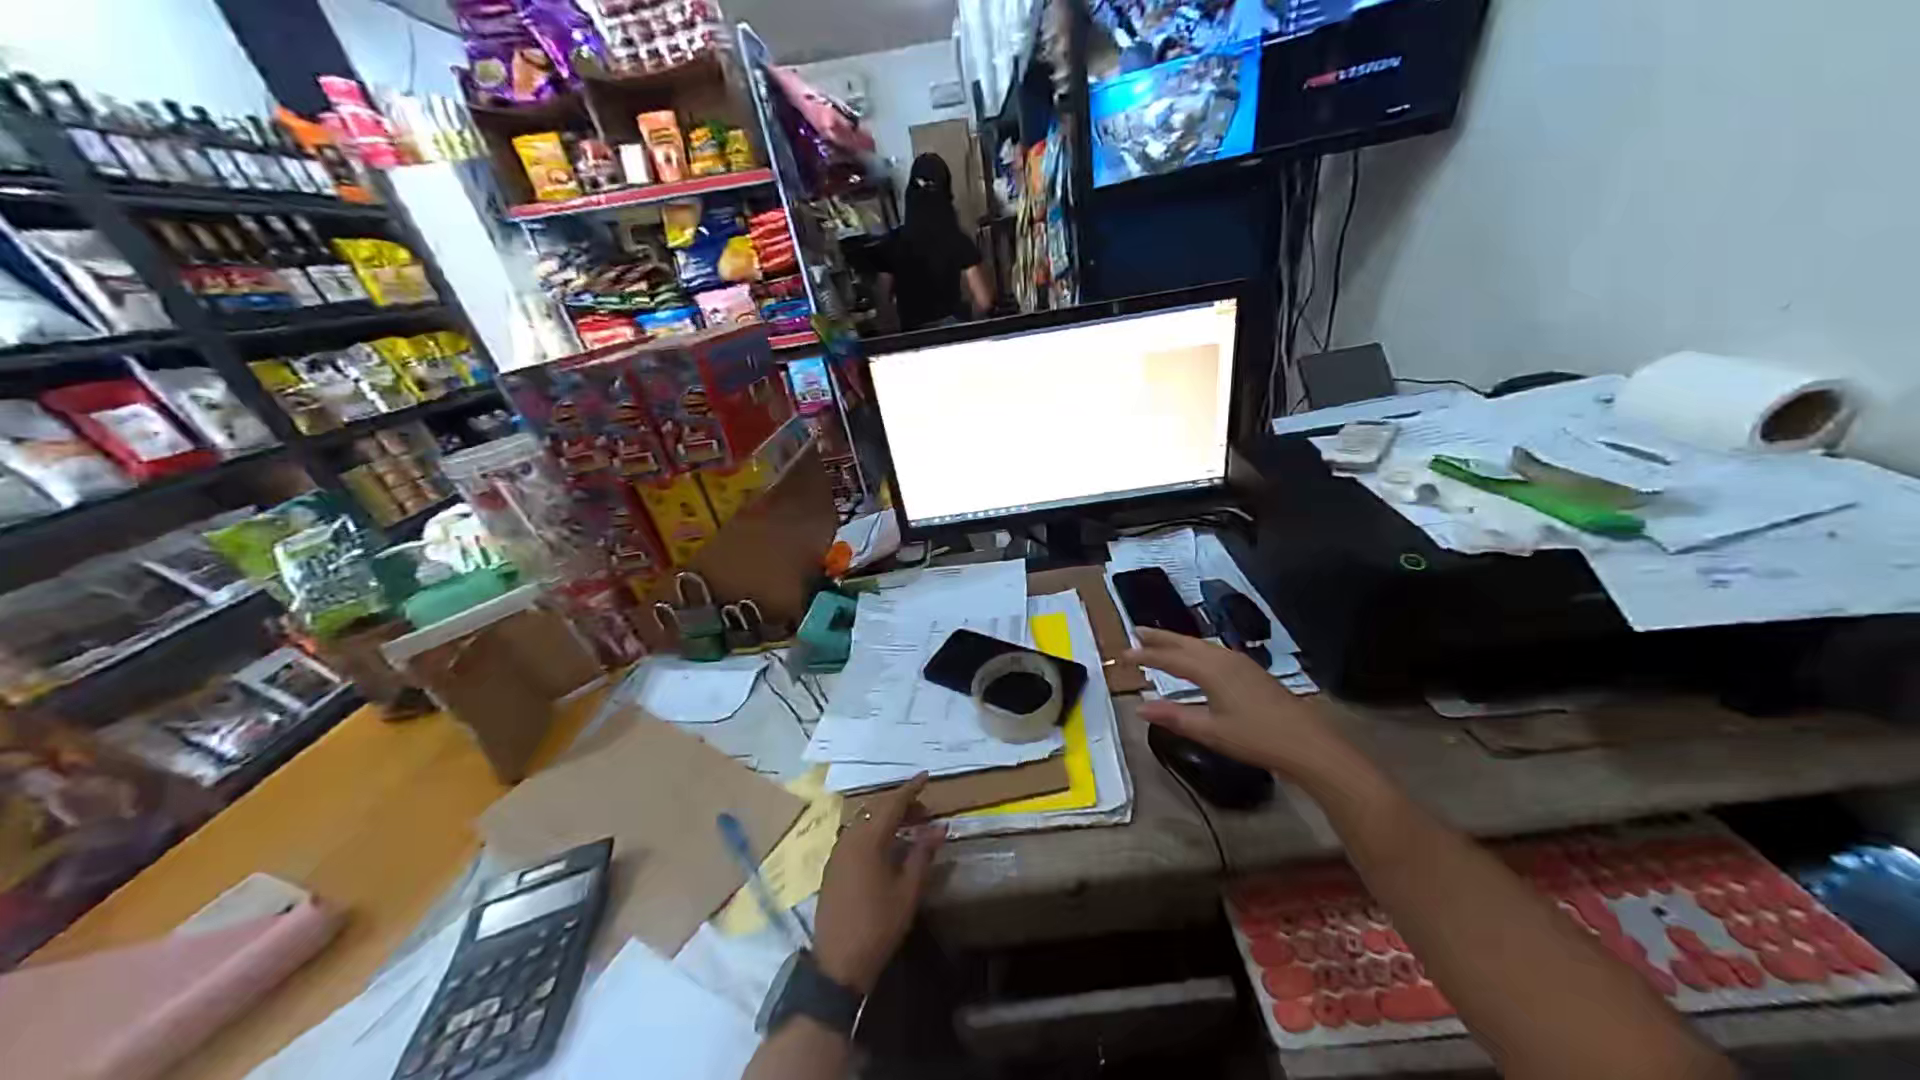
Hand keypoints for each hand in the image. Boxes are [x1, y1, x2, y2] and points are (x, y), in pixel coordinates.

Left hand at [813, 773, 944, 994]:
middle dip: (902, 806)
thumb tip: (940, 826)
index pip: (892, 804)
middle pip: (877, 810)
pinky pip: (856, 837)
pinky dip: (875, 833)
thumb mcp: (908, 890)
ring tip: (911, 828)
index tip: (927, 776)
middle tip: (926, 812)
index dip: (911, 788)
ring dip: (887, 820)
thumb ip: (923, 853)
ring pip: (865, 823)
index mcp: (867, 840)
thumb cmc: (878, 925)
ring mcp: (837, 853)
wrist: (838, 963)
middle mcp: (849, 839)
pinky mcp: (833, 868)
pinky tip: (889, 847)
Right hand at [1125, 628, 1352, 781]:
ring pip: (1201, 646)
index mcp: (1211, 670)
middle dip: (1160, 638)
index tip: (1123, 653)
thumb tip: (1140, 707)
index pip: (1170, 658)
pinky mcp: (1251, 672)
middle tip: (1136, 631)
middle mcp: (1224, 659)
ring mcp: (1240, 664)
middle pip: (1186, 643)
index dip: (1145, 655)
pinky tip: (1196, 658)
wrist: (1306, 743)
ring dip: (1178, 642)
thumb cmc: (1255, 737)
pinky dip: (1195, 650)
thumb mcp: (1210, 731)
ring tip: (1160, 641)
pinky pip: (1214, 652)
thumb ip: (1174, 717)